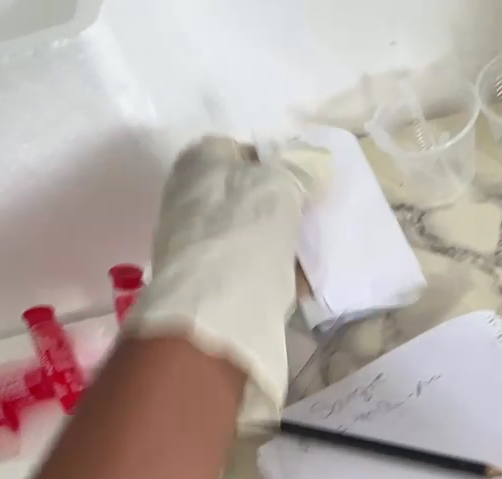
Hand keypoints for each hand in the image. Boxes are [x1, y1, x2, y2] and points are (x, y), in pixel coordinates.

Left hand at [127, 137, 330, 427]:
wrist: (216, 305)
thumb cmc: (247, 228)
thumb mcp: (281, 186)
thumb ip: (299, 170)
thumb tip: (314, 164)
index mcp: (200, 158)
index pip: (243, 151)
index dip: (277, 167)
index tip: (304, 190)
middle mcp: (187, 193)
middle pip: (243, 195)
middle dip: (275, 209)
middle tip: (306, 225)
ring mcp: (191, 238)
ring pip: (244, 233)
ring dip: (274, 244)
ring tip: (304, 259)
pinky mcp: (201, 278)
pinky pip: (243, 266)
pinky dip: (266, 272)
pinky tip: (292, 285)